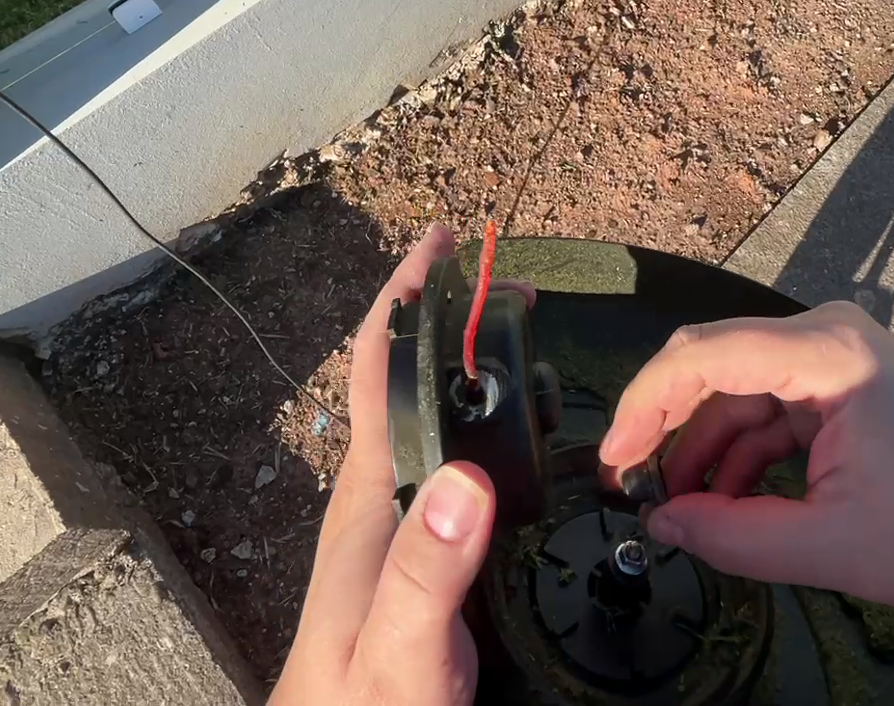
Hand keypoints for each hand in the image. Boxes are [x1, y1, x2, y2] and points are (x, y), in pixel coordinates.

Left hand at [275, 226, 533, 705]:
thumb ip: (424, 573)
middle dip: (452, 315)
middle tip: (514, 290)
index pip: (380, 367)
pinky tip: (513, 414)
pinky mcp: (426, 534)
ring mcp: (404, 508)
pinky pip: (457, 444)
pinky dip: (484, 406)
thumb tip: (466, 479)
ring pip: (436, 405)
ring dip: (471, 357)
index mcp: (373, 488)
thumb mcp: (396, 649)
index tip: (438, 244)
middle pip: (411, 372)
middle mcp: (386, 483)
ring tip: (520, 333)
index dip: (405, 297)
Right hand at [597, 301, 893, 620]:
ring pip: (737, 393)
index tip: (615, 460)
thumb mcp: (834, 547)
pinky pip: (768, 412)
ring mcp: (833, 359)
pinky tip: (725, 502)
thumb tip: (660, 526)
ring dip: (703, 450)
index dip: (645, 403)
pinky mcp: (840, 387)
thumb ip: (734, 537)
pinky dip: (741, 455)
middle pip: (714, 365)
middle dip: (667, 424)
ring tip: (680, 510)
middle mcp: (824, 337)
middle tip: (631, 482)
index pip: (705, 354)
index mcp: (826, 353)